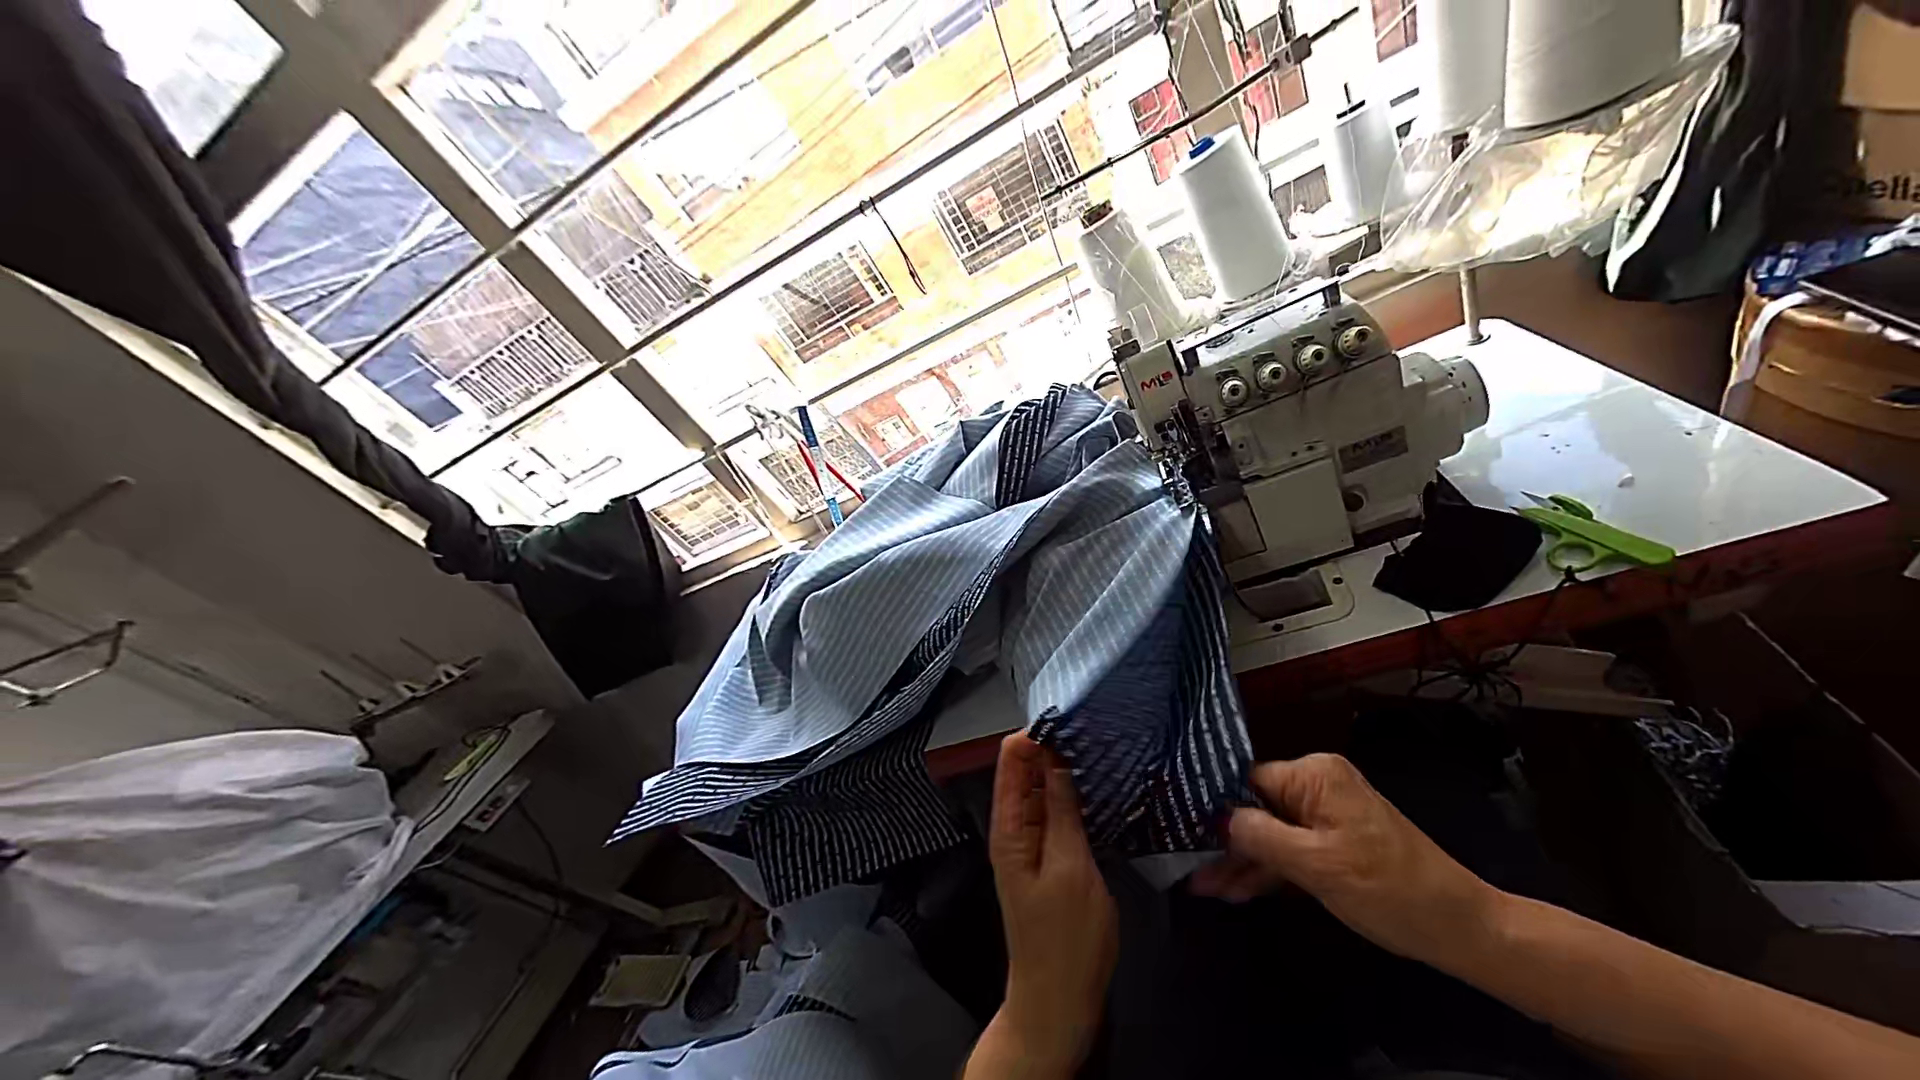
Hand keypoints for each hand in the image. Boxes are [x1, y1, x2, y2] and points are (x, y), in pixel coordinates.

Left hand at [980, 733, 1116, 1075]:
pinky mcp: (1052, 858)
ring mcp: (1033, 843)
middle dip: (1055, 747)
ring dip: (1067, 771)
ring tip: (1104, 748)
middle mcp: (1015, 828)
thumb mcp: (1070, 867)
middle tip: (1096, 727)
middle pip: (1027, 771)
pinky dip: (1074, 798)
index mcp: (1009, 826)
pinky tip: (1101, 788)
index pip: (1011, 760)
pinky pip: (1058, 814)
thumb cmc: (1065, 939)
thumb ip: (1062, 810)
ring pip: (1045, 791)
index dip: (1036, 734)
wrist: (1059, 1001)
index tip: (1072, 716)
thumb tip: (1058, 758)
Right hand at [1189, 753, 1501, 968]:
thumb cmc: (1390, 890)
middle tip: (1193, 873)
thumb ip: (1259, 836)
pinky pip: (1288, 848)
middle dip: (1226, 844)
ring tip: (1206, 887)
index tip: (1181, 829)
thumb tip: (1214, 819)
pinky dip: (1267, 869)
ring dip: (1242, 862)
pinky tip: (1236, 888)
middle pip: (1254, 809)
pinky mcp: (1331, 839)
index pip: (1247, 781)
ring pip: (1268, 832)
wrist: (1461, 930)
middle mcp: (1316, 784)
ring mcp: (1324, 813)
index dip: (1214, 807)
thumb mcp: (1316, 865)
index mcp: (1314, 775)